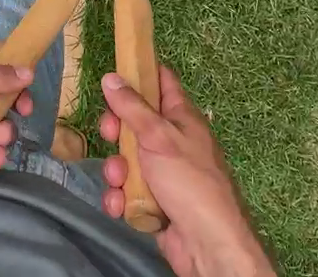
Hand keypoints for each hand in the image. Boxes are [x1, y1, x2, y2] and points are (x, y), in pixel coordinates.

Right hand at [100, 68, 275, 276]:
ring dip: (117, 170)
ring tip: (119, 181)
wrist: (208, 245)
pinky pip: (129, 190)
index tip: (115, 71)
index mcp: (180, 117)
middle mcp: (172, 140)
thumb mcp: (158, 136)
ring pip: (128, 158)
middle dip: (116, 130)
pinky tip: (120, 205)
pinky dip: (121, 197)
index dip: (140, 72)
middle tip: (109, 134)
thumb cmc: (189, 179)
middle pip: (135, 121)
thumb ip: (132, 106)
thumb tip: (110, 77)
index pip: (161, 81)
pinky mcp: (155, 200)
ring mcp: (163, 172)